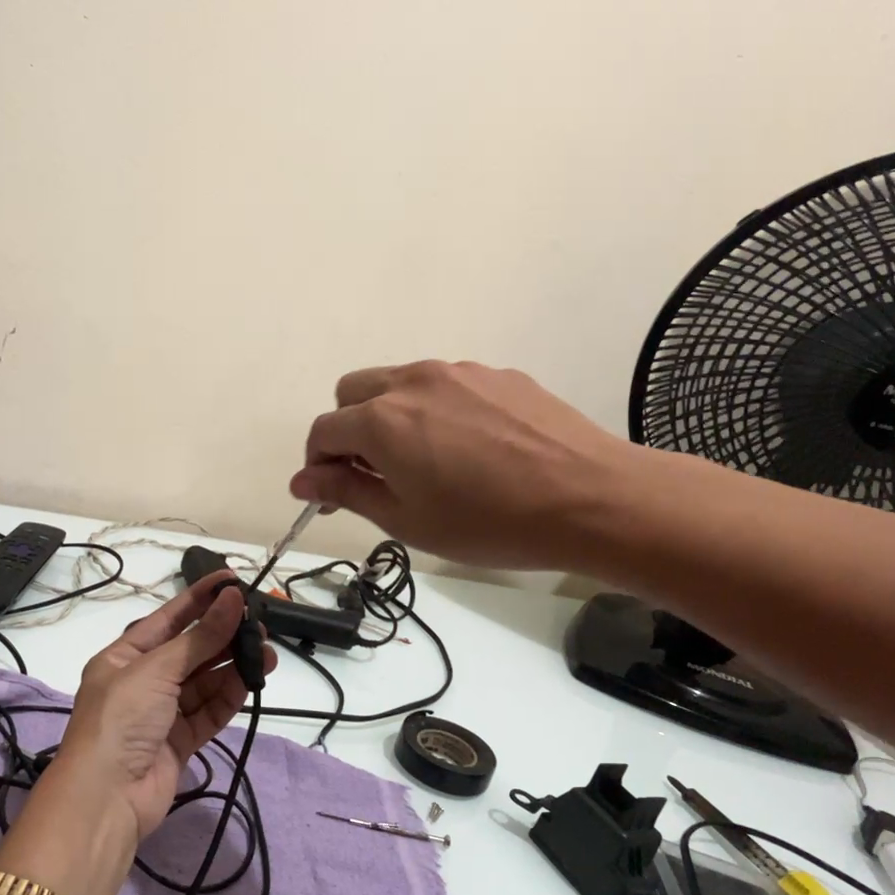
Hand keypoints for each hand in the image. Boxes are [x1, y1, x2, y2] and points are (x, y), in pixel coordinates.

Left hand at [58, 573, 276, 841]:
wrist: (105, 797)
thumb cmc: (120, 719)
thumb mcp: (156, 670)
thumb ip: (200, 639)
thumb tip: (233, 600)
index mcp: (124, 657)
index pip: (168, 619)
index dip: (200, 599)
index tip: (233, 580)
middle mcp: (142, 681)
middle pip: (190, 651)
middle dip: (223, 636)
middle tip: (260, 624)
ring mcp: (161, 713)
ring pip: (204, 681)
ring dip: (233, 666)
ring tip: (267, 653)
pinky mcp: (179, 742)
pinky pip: (209, 712)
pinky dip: (230, 696)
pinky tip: (253, 680)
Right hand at [289, 360, 635, 570]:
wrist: (592, 499)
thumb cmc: (488, 523)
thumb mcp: (406, 520)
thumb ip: (346, 491)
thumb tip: (302, 481)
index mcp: (382, 420)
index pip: (324, 431)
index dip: (317, 466)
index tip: (330, 496)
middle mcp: (413, 381)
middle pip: (353, 391)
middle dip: (348, 430)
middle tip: (372, 474)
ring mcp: (460, 372)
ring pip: (400, 384)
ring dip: (391, 417)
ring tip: (426, 463)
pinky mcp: (499, 375)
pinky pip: (448, 386)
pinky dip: (437, 412)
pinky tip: (471, 451)